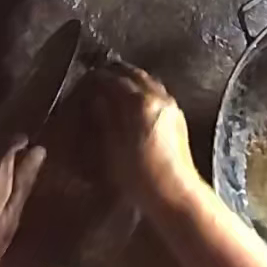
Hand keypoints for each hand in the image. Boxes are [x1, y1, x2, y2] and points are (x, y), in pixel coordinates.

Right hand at [89, 62, 197, 207]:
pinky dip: (144, 88)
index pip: (117, 80)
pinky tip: (136, 98)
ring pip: (149, 81)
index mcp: (140, 103)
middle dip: (118, 72)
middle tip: (101, 74)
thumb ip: (106, 118)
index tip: (88, 77)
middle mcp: (158, 97)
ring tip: (117, 83)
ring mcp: (170, 105)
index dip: (101, 77)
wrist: (176, 194)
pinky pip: (158, 91)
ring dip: (132, 78)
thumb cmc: (140, 176)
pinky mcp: (177, 116)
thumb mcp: (114, 148)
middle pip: (135, 74)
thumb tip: (98, 98)